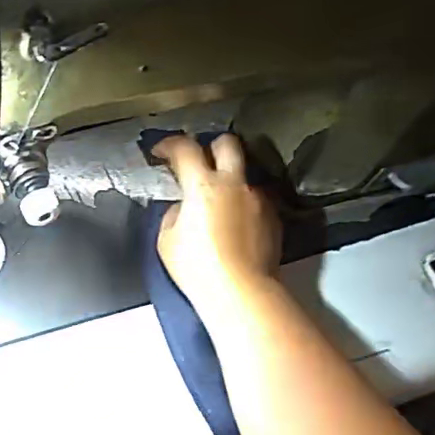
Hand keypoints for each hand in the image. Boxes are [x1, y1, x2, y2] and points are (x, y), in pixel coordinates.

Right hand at [155, 133, 281, 324]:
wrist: (240, 291)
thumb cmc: (199, 269)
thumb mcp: (167, 241)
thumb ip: (174, 214)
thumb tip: (183, 208)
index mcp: (203, 186)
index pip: (185, 149)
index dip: (169, 145)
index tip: (162, 151)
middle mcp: (234, 184)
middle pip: (227, 143)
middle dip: (211, 147)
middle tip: (199, 162)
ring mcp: (257, 199)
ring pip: (243, 176)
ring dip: (229, 183)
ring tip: (217, 205)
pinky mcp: (273, 217)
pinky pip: (255, 201)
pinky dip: (243, 207)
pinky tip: (233, 227)